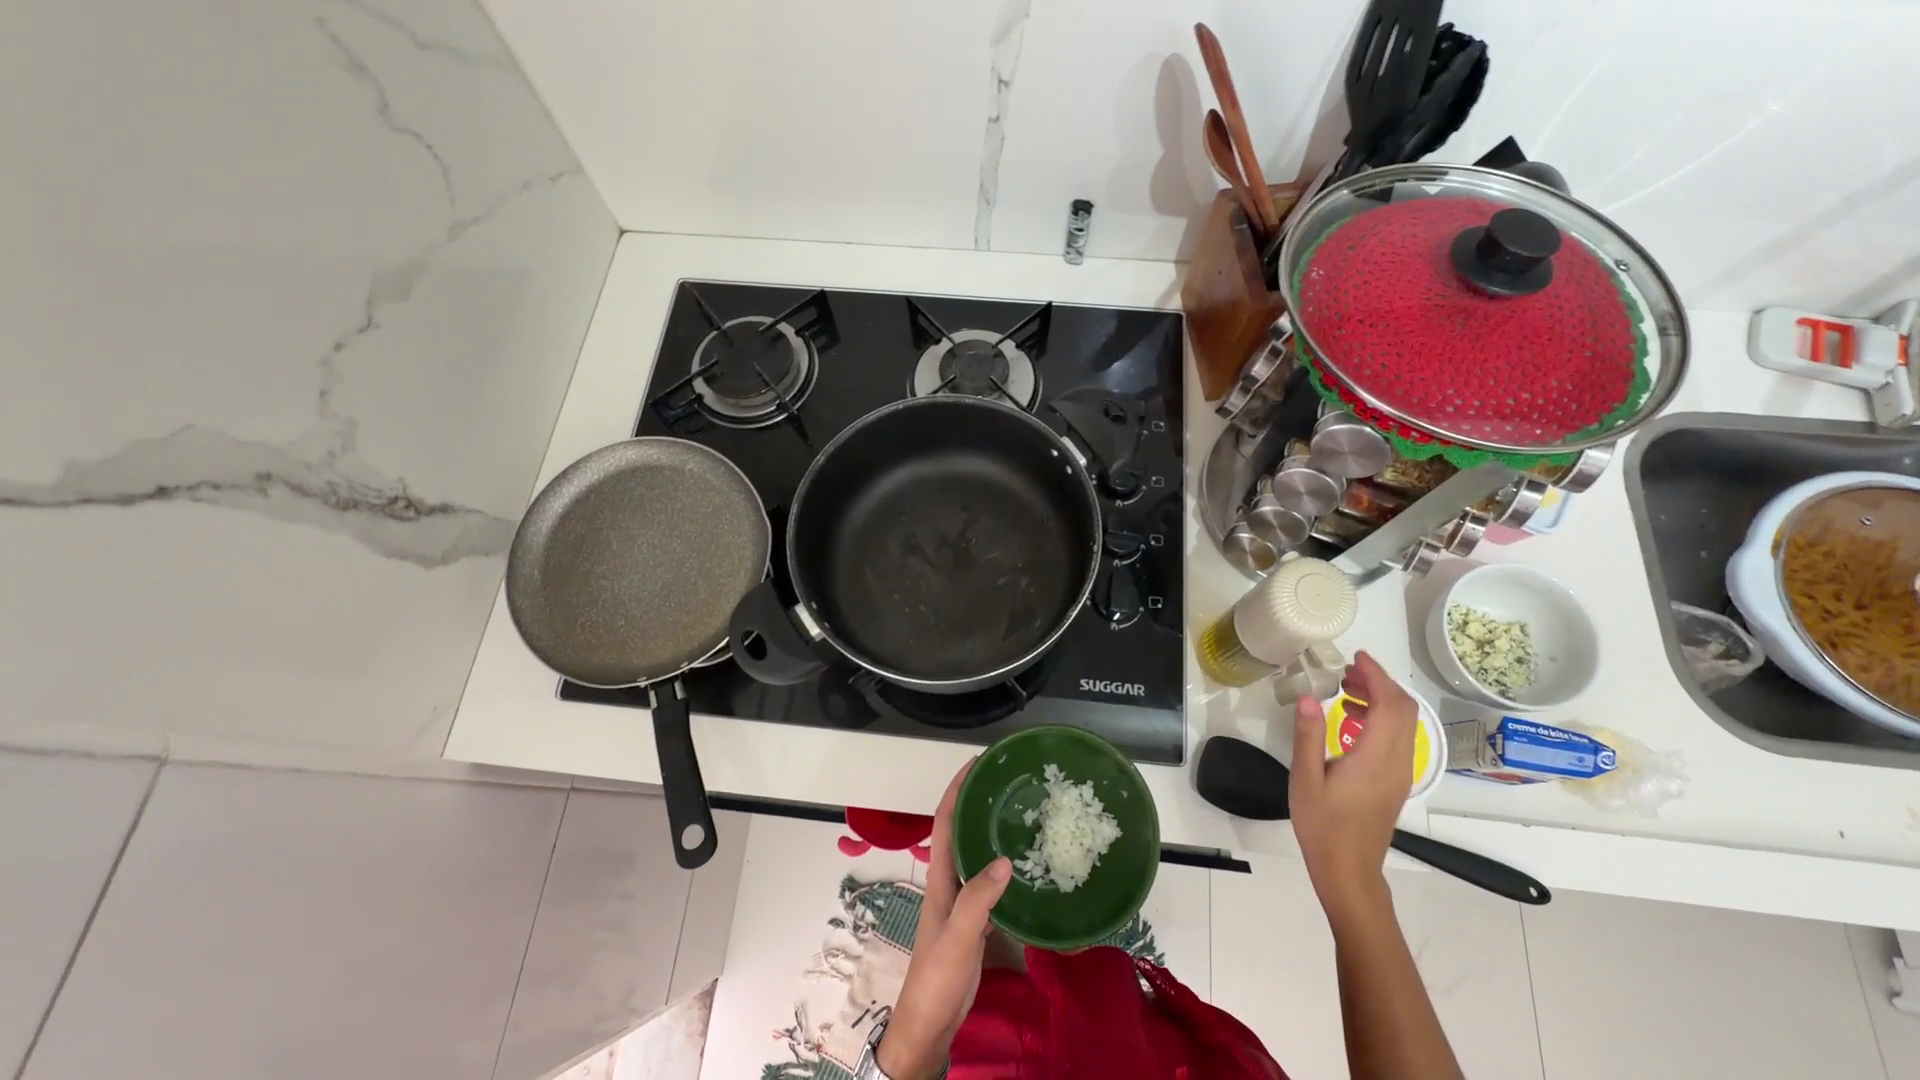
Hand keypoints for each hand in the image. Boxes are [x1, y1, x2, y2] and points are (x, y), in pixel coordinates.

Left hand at [876, 761, 1010, 1079]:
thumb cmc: (938, 976)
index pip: (944, 823)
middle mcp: (950, 882)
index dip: (956, 791)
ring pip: (977, 854)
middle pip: (961, 832)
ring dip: (992, 830)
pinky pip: (991, 880)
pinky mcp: (976, 919)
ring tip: (1021, 811)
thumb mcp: (958, 936)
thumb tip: (1005, 860)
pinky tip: (1026, 863)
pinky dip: (1005, 864)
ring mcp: (962, 900)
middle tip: (1008, 782)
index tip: (975, 764)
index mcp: (940, 879)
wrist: (931, 1021)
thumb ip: (978, 901)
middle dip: (978, 803)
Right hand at [1289, 650, 1417, 920]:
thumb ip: (1308, 735)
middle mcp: (1397, 761)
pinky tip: (1352, 720)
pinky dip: (1383, 718)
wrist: (1349, 870)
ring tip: (1347, 690)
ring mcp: (1401, 773)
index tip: (1356, 657)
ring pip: (1405, 723)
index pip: (1390, 704)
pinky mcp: (1396, 781)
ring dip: (1382, 699)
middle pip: (1405, 709)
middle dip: (1381, 683)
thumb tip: (1306, 696)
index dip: (1377, 675)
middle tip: (1347, 671)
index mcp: (1375, 758)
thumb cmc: (1322, 826)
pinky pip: (1399, 738)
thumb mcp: (1305, 779)